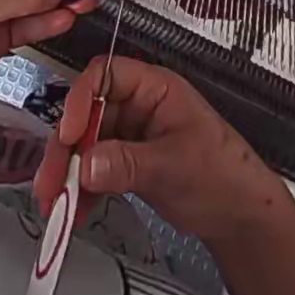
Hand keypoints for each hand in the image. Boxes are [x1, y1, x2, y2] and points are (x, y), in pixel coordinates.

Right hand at [33, 56, 287, 245]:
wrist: (243, 218)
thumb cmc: (224, 175)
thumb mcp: (176, 165)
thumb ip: (129, 163)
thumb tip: (87, 164)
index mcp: (153, 88)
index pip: (105, 75)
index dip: (82, 99)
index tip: (71, 134)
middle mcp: (136, 105)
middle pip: (87, 112)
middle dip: (66, 147)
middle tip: (51, 179)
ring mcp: (128, 133)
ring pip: (84, 142)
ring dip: (66, 171)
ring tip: (55, 201)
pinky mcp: (123, 160)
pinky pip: (93, 167)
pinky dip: (80, 187)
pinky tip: (75, 209)